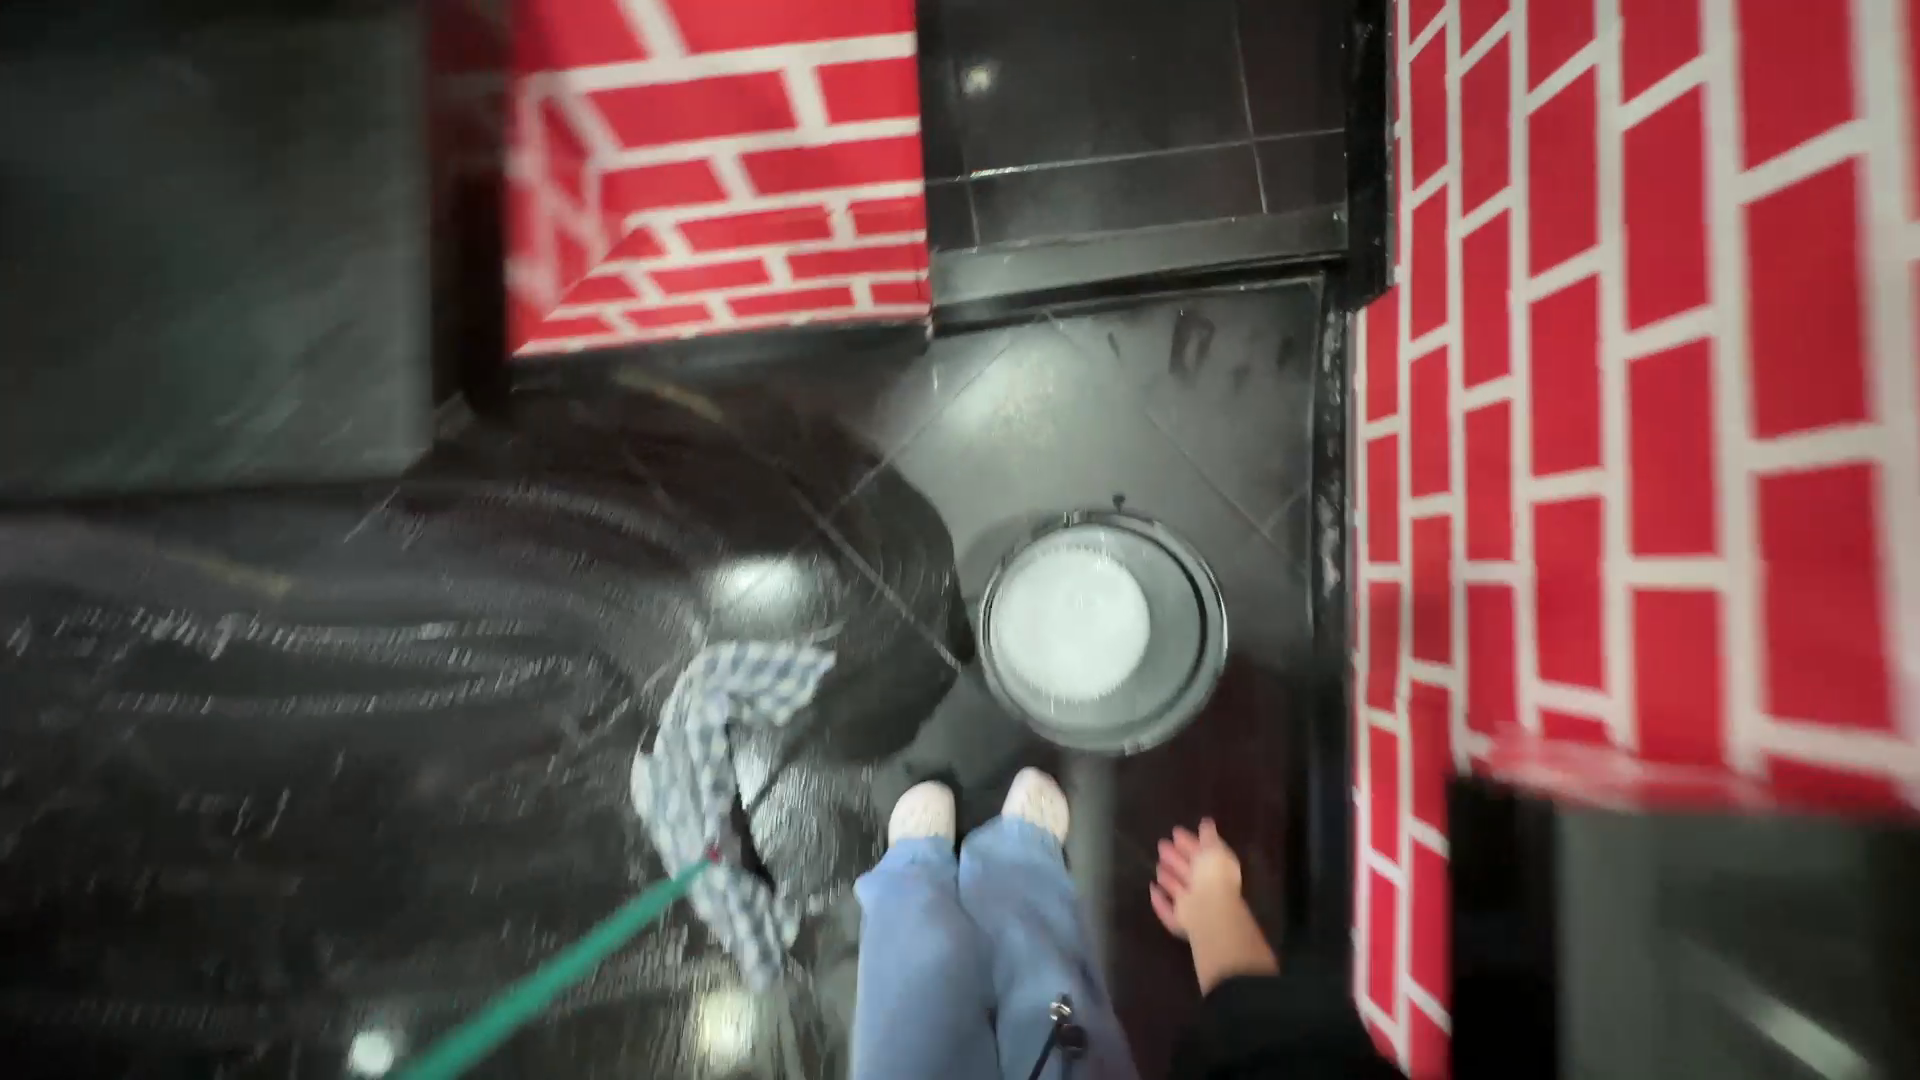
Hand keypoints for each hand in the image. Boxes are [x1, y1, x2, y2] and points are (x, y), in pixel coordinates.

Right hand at [1149, 819, 1242, 940]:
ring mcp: (1193, 906)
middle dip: (1176, 857)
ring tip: (1157, 864)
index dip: (1190, 843)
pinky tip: (1152, 888)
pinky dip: (1160, 900)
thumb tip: (1207, 822)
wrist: (1209, 914)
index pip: (1203, 855)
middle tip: (1161, 844)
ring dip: (1169, 878)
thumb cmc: (1213, 878)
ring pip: (1179, 889)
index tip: (1176, 832)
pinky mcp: (1180, 921)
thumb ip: (1209, 837)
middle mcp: (1206, 889)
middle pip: (1190, 871)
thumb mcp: (1214, 850)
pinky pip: (1168, 910)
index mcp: (1217, 872)